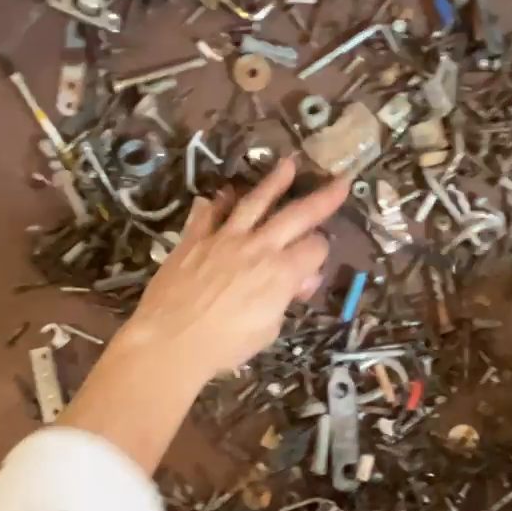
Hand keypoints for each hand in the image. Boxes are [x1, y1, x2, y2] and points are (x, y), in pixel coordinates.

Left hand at [113, 156, 347, 384]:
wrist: (172, 339)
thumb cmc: (225, 345)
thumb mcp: (267, 330)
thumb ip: (284, 301)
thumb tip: (299, 282)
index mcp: (281, 273)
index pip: (314, 249)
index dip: (320, 253)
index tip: (315, 263)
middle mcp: (258, 247)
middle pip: (297, 215)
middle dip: (322, 199)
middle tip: (339, 182)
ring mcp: (225, 238)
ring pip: (255, 202)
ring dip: (274, 182)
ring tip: (288, 165)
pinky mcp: (195, 239)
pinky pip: (210, 213)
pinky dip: (219, 203)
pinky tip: (225, 194)